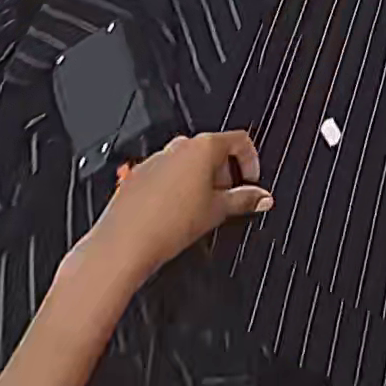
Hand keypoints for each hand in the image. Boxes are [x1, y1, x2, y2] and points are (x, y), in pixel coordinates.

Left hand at [84, 131, 273, 279]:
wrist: (123, 245)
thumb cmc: (167, 224)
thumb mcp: (218, 211)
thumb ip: (245, 199)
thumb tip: (262, 197)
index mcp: (203, 147)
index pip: (239, 140)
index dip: (251, 161)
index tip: (251, 181)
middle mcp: (179, 147)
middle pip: (214, 151)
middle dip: (225, 174)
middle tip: (228, 200)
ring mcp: (157, 160)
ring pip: (189, 163)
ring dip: (201, 182)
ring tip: (201, 211)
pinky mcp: (139, 175)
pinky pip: (167, 174)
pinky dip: (178, 188)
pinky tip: (177, 214)